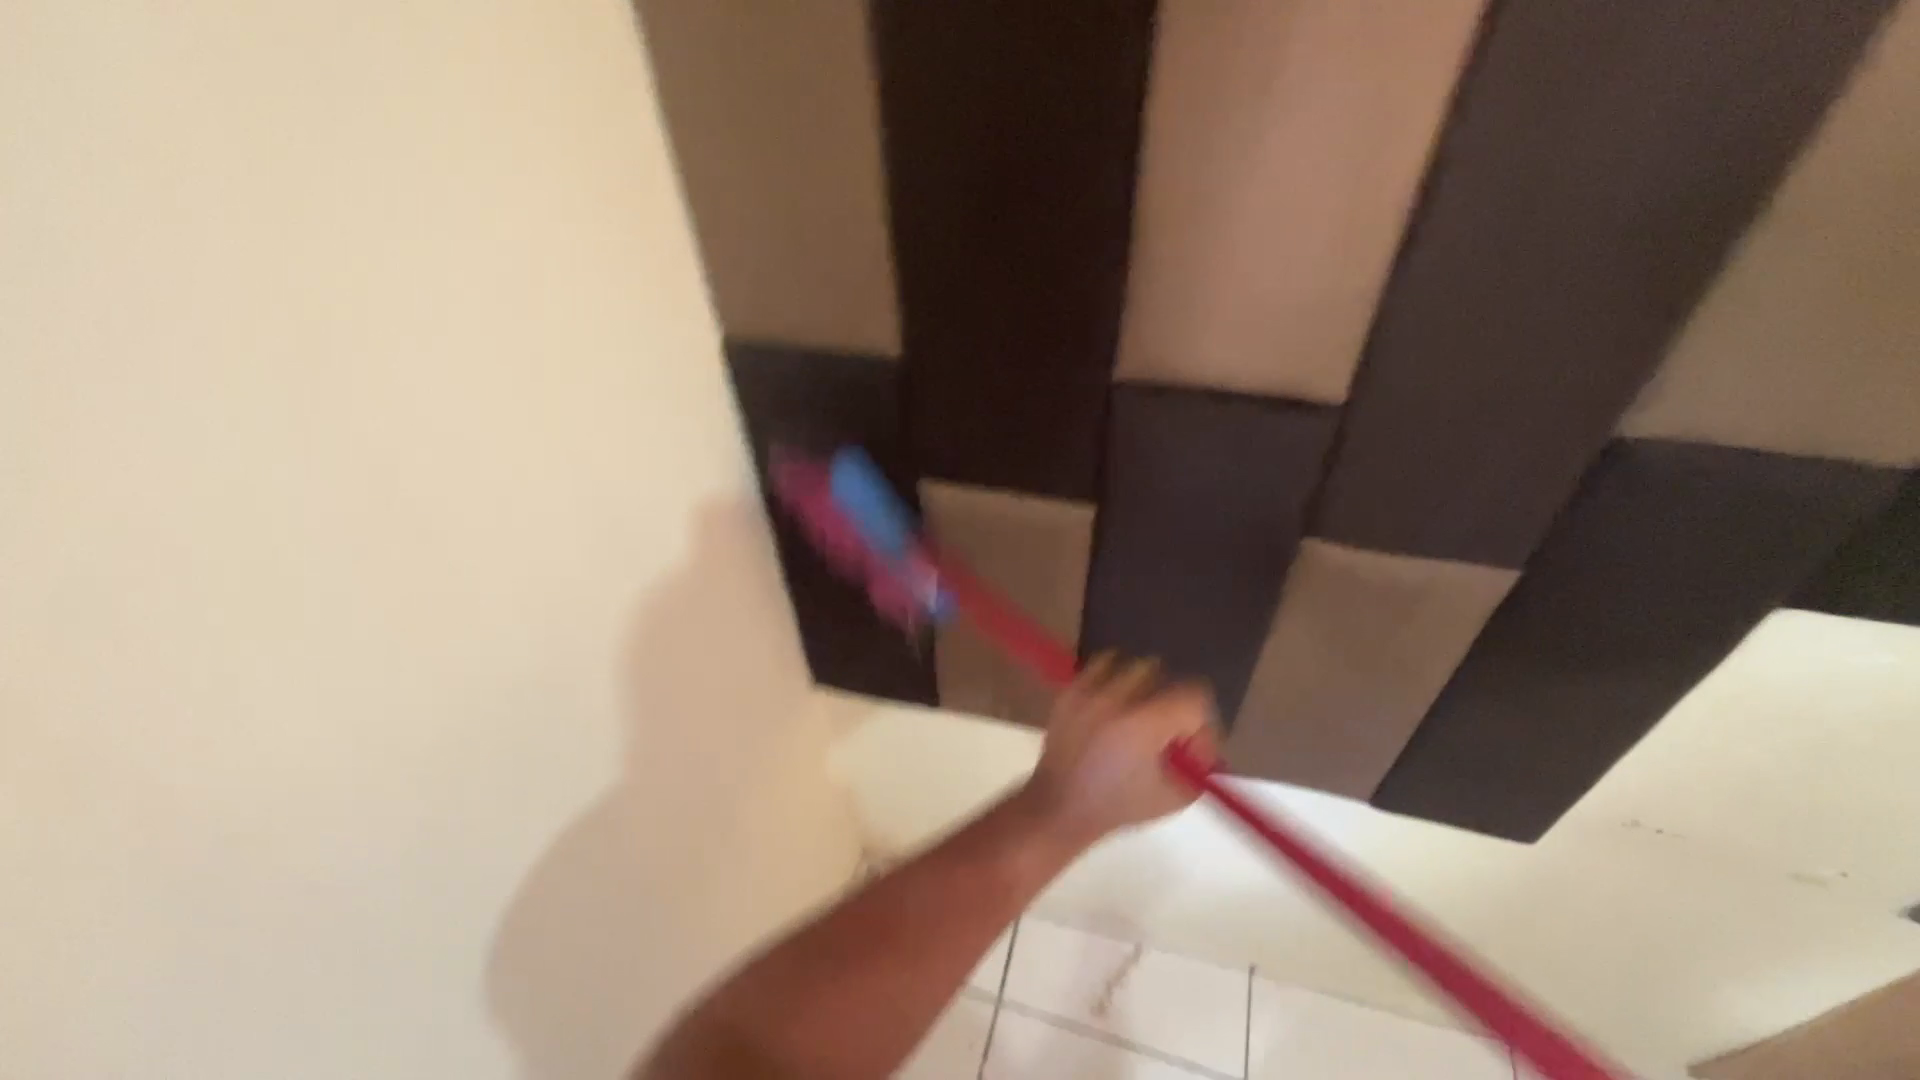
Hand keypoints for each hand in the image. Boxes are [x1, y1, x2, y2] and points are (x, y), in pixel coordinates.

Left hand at [1018, 653, 1220, 846]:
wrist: (1060, 806)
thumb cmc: (1118, 806)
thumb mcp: (1173, 798)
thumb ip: (1200, 773)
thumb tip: (1208, 756)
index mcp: (1146, 724)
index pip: (1195, 696)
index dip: (1201, 724)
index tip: (1190, 749)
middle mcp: (1118, 699)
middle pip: (1165, 676)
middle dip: (1173, 703)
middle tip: (1166, 733)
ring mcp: (1090, 691)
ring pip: (1132, 665)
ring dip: (1144, 687)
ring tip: (1138, 715)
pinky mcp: (1070, 692)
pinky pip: (1100, 666)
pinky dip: (1113, 679)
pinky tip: (1113, 705)